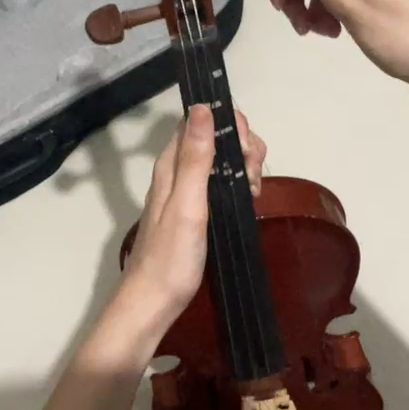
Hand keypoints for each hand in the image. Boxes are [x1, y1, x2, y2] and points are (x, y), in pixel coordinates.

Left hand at [111, 105, 265, 340]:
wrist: (155, 301)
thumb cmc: (171, 257)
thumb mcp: (187, 204)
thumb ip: (195, 158)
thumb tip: (202, 108)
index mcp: (170, 165)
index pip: (199, 120)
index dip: (228, 124)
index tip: (245, 149)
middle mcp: (176, 172)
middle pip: (214, 137)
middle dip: (242, 147)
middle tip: (252, 178)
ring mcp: (185, 192)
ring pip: (220, 160)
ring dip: (244, 167)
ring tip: (253, 193)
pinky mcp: (195, 211)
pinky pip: (220, 183)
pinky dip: (238, 186)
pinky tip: (248, 202)